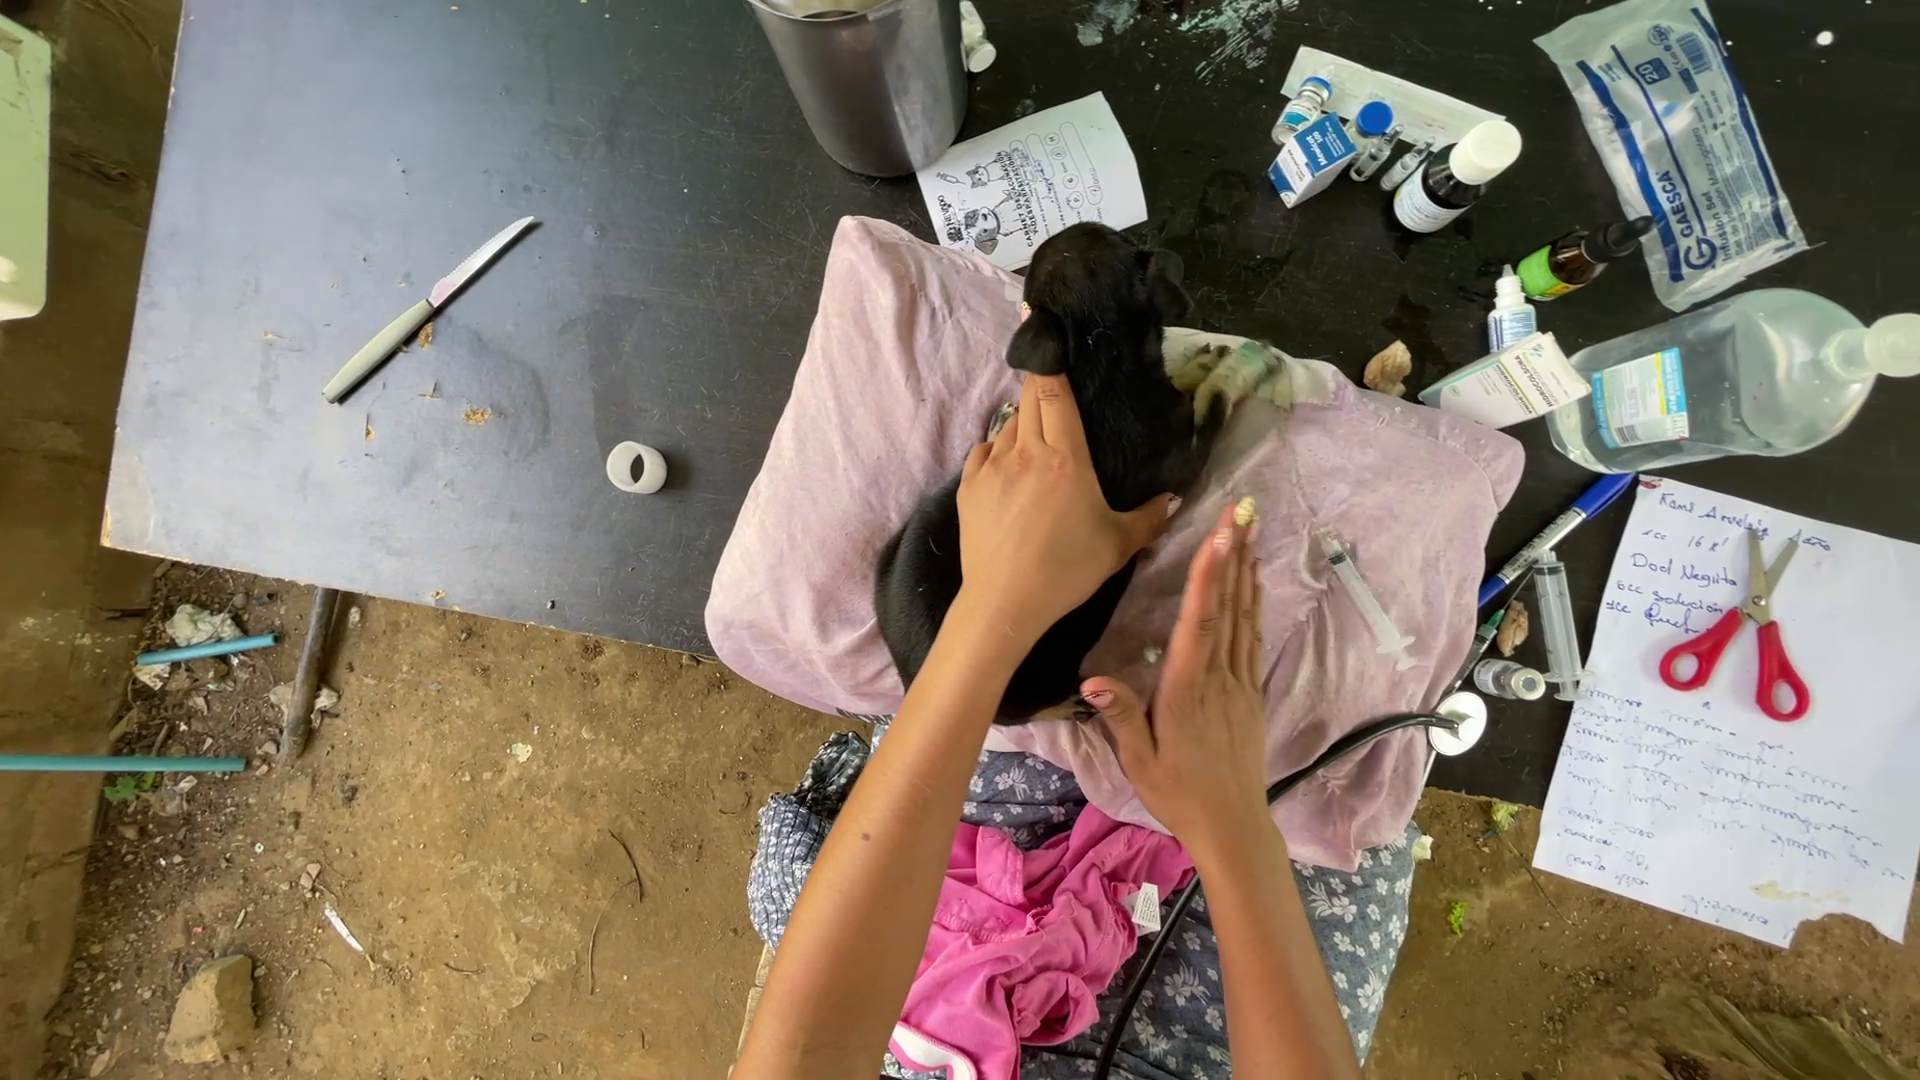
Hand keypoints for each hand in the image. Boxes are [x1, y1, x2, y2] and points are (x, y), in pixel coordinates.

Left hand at [953, 374, 1172, 650]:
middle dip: (1039, 381)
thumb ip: (1150, 516)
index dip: (1049, 358)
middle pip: (1029, 397)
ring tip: (1036, 435)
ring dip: (1022, 420)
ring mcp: (991, 467)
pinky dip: (997, 448)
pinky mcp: (968, 486)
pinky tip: (1008, 462)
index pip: (1055, 392)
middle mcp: (1025, 451)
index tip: (1042, 327)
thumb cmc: (1066, 570)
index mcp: (1064, 457)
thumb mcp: (1119, 545)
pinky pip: (984, 451)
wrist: (1004, 602)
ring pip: (1007, 424)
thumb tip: (1173, 497)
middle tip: (1052, 379)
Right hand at [1082, 502, 1271, 863]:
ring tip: (1249, 528)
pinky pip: (1253, 637)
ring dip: (1246, 569)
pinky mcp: (1251, 691)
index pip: (1200, 623)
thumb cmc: (1178, 793)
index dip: (1209, 576)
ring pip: (1245, 616)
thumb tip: (1092, 678)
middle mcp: (1219, 678)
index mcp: (1188, 690)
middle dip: (1232, 554)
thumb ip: (1121, 717)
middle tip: (1240, 509)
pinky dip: (1253, 602)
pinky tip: (1254, 580)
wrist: (1234, 826)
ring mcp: (1241, 683)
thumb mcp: (1141, 761)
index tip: (1220, 534)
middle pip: (1227, 607)